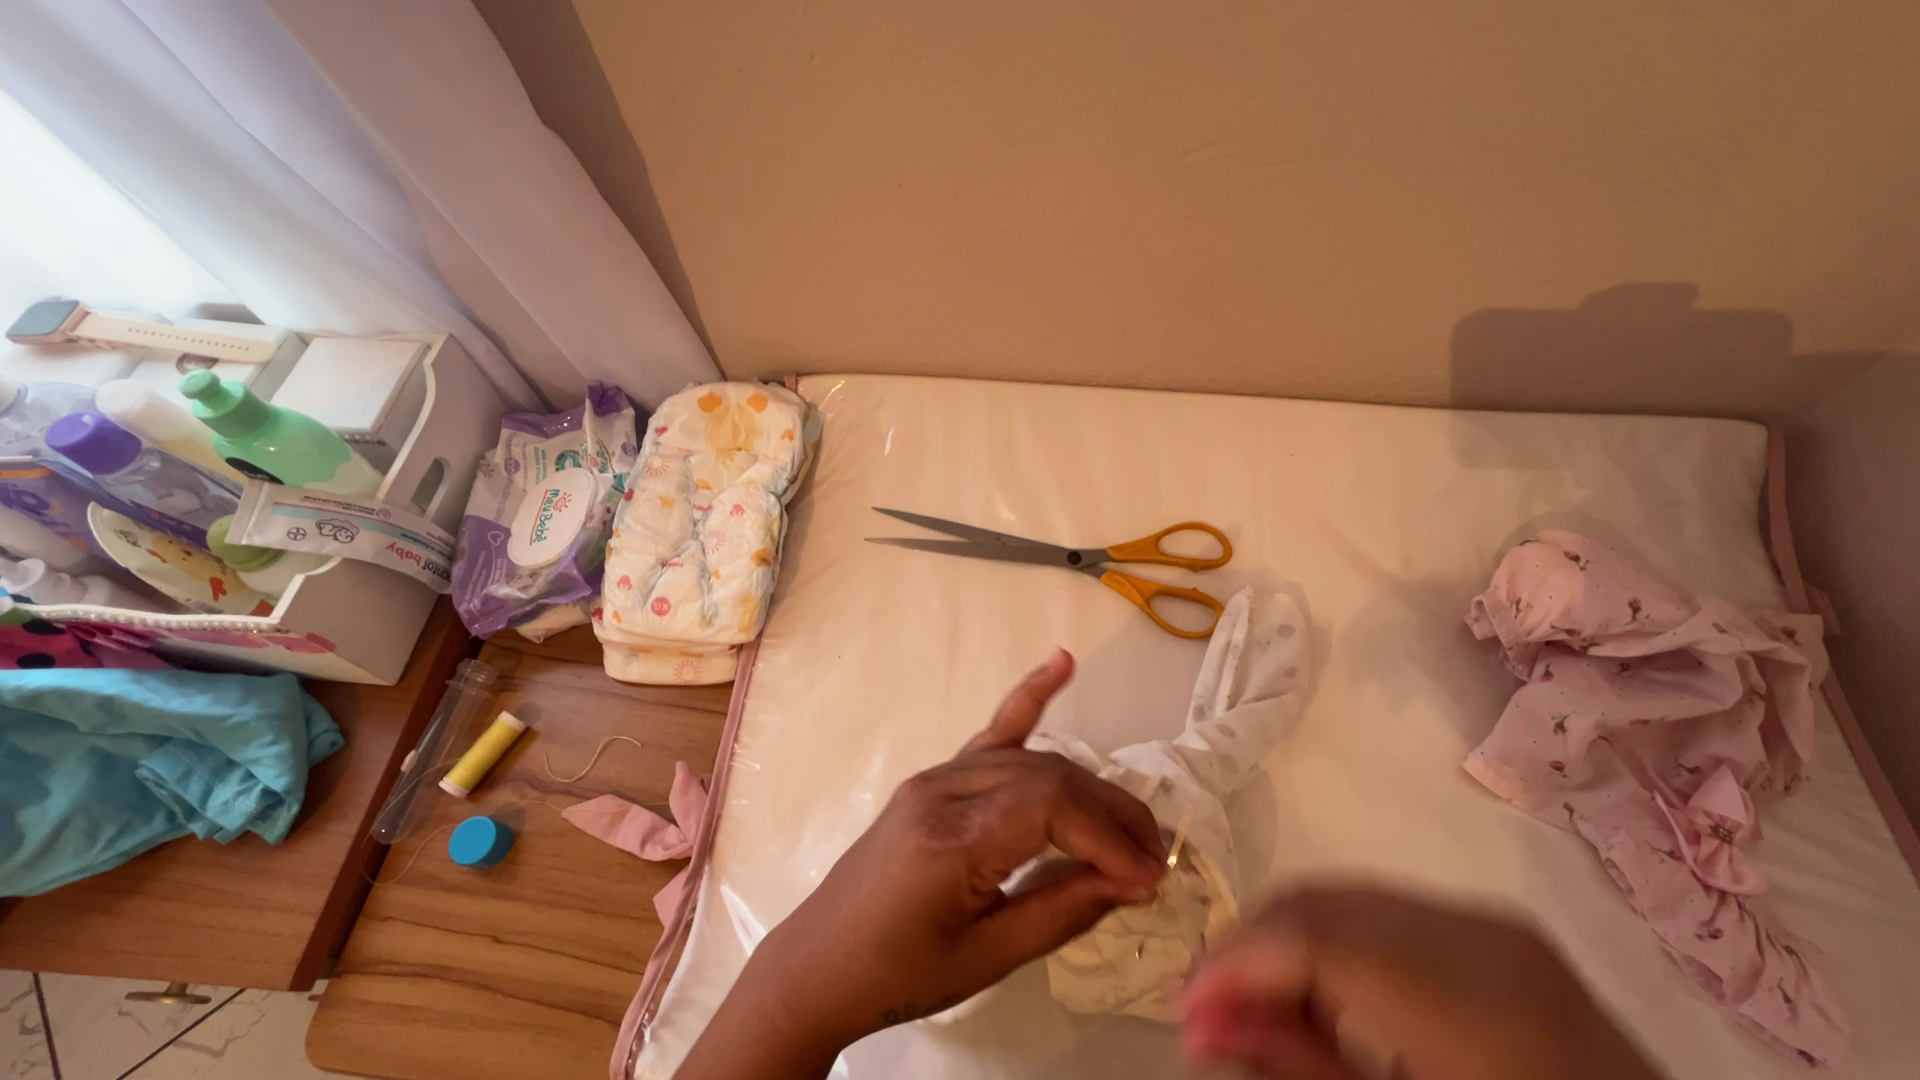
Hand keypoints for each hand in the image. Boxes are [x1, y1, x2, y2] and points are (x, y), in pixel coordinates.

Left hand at [678, 650, 1166, 1078]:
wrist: (821, 962)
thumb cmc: (900, 972)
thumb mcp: (989, 957)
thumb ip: (1064, 909)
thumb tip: (1131, 878)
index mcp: (952, 838)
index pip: (1052, 807)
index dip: (1109, 836)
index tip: (1147, 878)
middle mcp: (944, 790)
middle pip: (1049, 776)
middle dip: (1110, 813)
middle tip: (1150, 858)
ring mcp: (936, 777)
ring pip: (1031, 760)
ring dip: (1086, 787)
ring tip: (1130, 825)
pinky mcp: (933, 780)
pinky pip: (989, 733)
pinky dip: (1028, 698)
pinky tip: (1062, 664)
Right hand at [1181, 887, 1665, 1079]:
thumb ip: (1297, 1071)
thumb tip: (1197, 1027)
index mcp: (1478, 1002)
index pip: (1315, 936)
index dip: (1233, 962)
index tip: (1182, 1011)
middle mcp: (1481, 932)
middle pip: (1319, 904)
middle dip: (1248, 953)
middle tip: (1208, 1016)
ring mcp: (1493, 922)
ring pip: (1340, 900)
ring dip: (1284, 947)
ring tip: (1260, 1013)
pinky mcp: (1496, 929)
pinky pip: (1380, 914)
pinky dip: (1331, 947)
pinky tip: (1325, 1003)